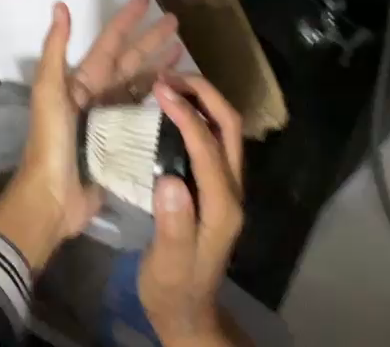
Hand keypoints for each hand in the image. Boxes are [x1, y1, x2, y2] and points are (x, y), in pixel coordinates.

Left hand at [0, 0, 182, 270]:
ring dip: (161, 67)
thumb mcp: (49, 91)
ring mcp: (113, 120)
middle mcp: (99, 95)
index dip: (126, 20)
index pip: (109, 42)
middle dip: (151, 40)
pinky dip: (164, 103)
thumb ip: (55, 49)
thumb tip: (61, 5)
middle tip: (177, 22)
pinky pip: (148, 117)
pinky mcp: (125, 145)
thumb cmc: (50, 141)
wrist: (52, 196)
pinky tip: (182, 96)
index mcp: (81, 81)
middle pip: (130, 61)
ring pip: (142, 85)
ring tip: (184, 52)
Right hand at [140, 76, 245, 346]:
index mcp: (223, 206)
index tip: (157, 90)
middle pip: (229, 126)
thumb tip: (170, 180)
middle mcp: (232, 190)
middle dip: (203, 93)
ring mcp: (226, 187)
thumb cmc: (173, 289)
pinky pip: (213, 138)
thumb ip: (173, 226)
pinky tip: (169, 110)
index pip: (209, 145)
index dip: (186, 113)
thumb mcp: (168, 264)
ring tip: (166, 84)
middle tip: (166, 77)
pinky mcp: (215, 186)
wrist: (187, 312)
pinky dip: (196, 114)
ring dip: (201, 99)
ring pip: (225, 128)